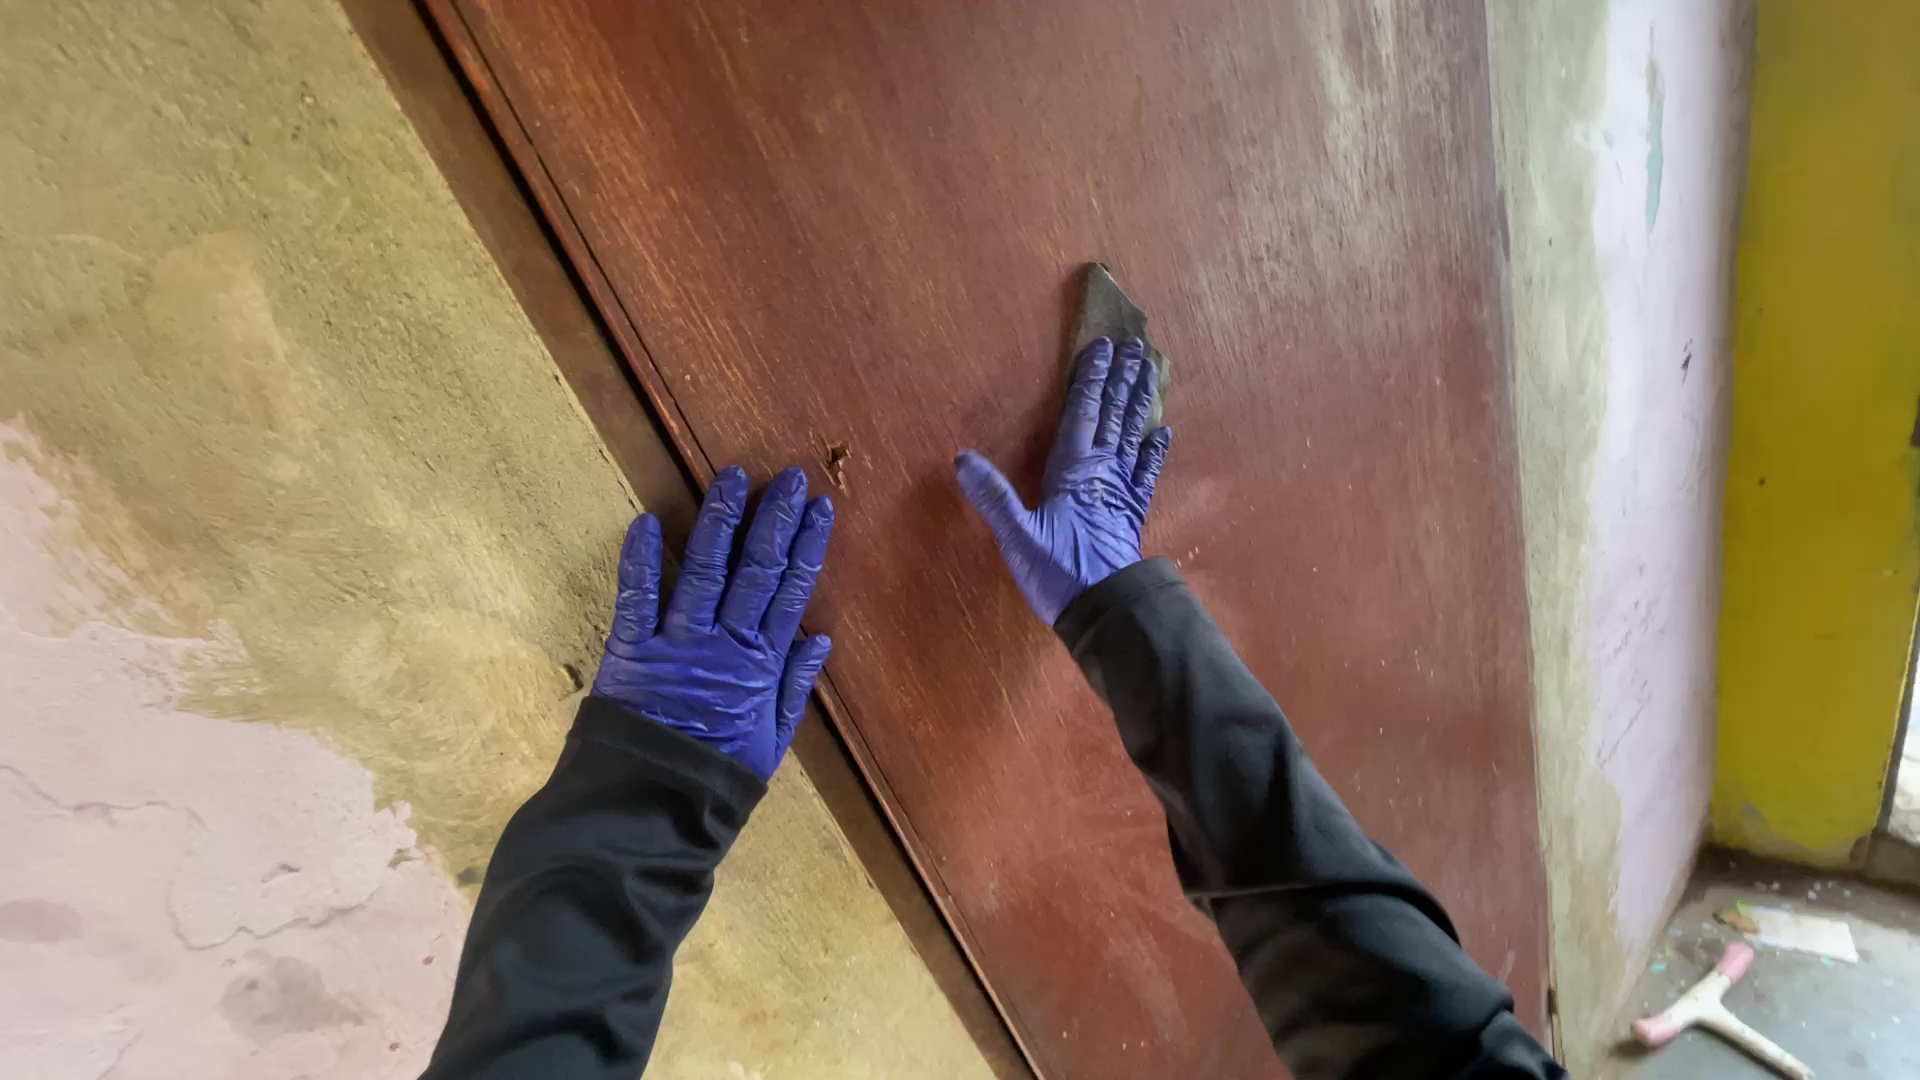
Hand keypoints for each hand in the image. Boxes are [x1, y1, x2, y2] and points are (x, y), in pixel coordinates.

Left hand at [591, 465, 833, 781]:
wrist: (652, 809)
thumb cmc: (718, 774)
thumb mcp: (774, 741)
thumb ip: (796, 688)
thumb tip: (821, 638)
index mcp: (763, 663)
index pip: (791, 591)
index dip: (807, 547)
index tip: (821, 509)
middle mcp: (726, 643)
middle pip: (756, 570)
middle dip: (775, 520)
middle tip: (790, 478)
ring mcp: (678, 643)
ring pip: (705, 571)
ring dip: (720, 522)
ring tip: (733, 478)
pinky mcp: (632, 650)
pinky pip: (637, 598)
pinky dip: (641, 561)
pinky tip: (648, 521)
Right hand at [955, 337, 1172, 624]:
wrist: (1105, 608)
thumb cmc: (1059, 572)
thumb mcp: (1017, 536)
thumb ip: (994, 497)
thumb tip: (962, 458)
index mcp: (1073, 470)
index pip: (1083, 413)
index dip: (1090, 379)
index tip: (1101, 347)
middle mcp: (1101, 471)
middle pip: (1114, 415)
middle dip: (1122, 379)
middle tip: (1134, 346)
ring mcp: (1121, 490)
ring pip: (1132, 435)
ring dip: (1141, 403)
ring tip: (1150, 371)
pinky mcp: (1131, 512)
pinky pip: (1146, 475)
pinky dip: (1153, 453)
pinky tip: (1161, 434)